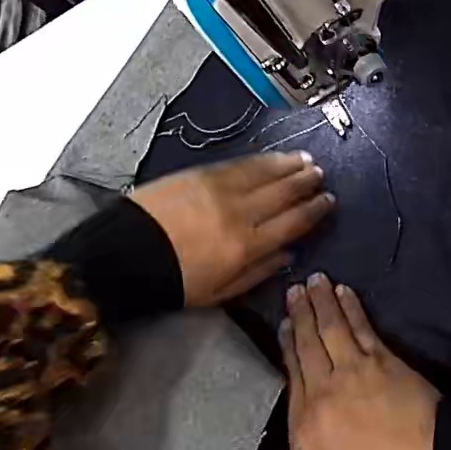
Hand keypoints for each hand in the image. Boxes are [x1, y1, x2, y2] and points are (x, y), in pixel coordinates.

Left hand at [131, 152, 333, 307]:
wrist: (122, 254)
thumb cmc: (172, 280)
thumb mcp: (218, 292)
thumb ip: (258, 272)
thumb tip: (289, 255)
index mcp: (246, 246)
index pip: (293, 222)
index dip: (314, 210)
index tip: (327, 201)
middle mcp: (240, 213)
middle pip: (285, 192)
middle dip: (307, 182)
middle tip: (321, 176)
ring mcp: (222, 189)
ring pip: (267, 172)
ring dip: (291, 165)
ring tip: (307, 161)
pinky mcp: (203, 174)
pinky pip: (242, 163)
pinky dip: (264, 159)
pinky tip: (276, 157)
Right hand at [281, 274, 439, 449]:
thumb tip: (285, 448)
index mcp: (302, 430)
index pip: (291, 378)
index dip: (287, 347)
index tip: (285, 325)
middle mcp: (322, 394)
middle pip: (307, 346)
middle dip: (300, 315)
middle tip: (293, 290)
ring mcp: (354, 372)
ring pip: (330, 329)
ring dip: (321, 301)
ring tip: (314, 281)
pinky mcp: (384, 361)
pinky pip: (361, 327)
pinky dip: (350, 307)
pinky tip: (344, 293)